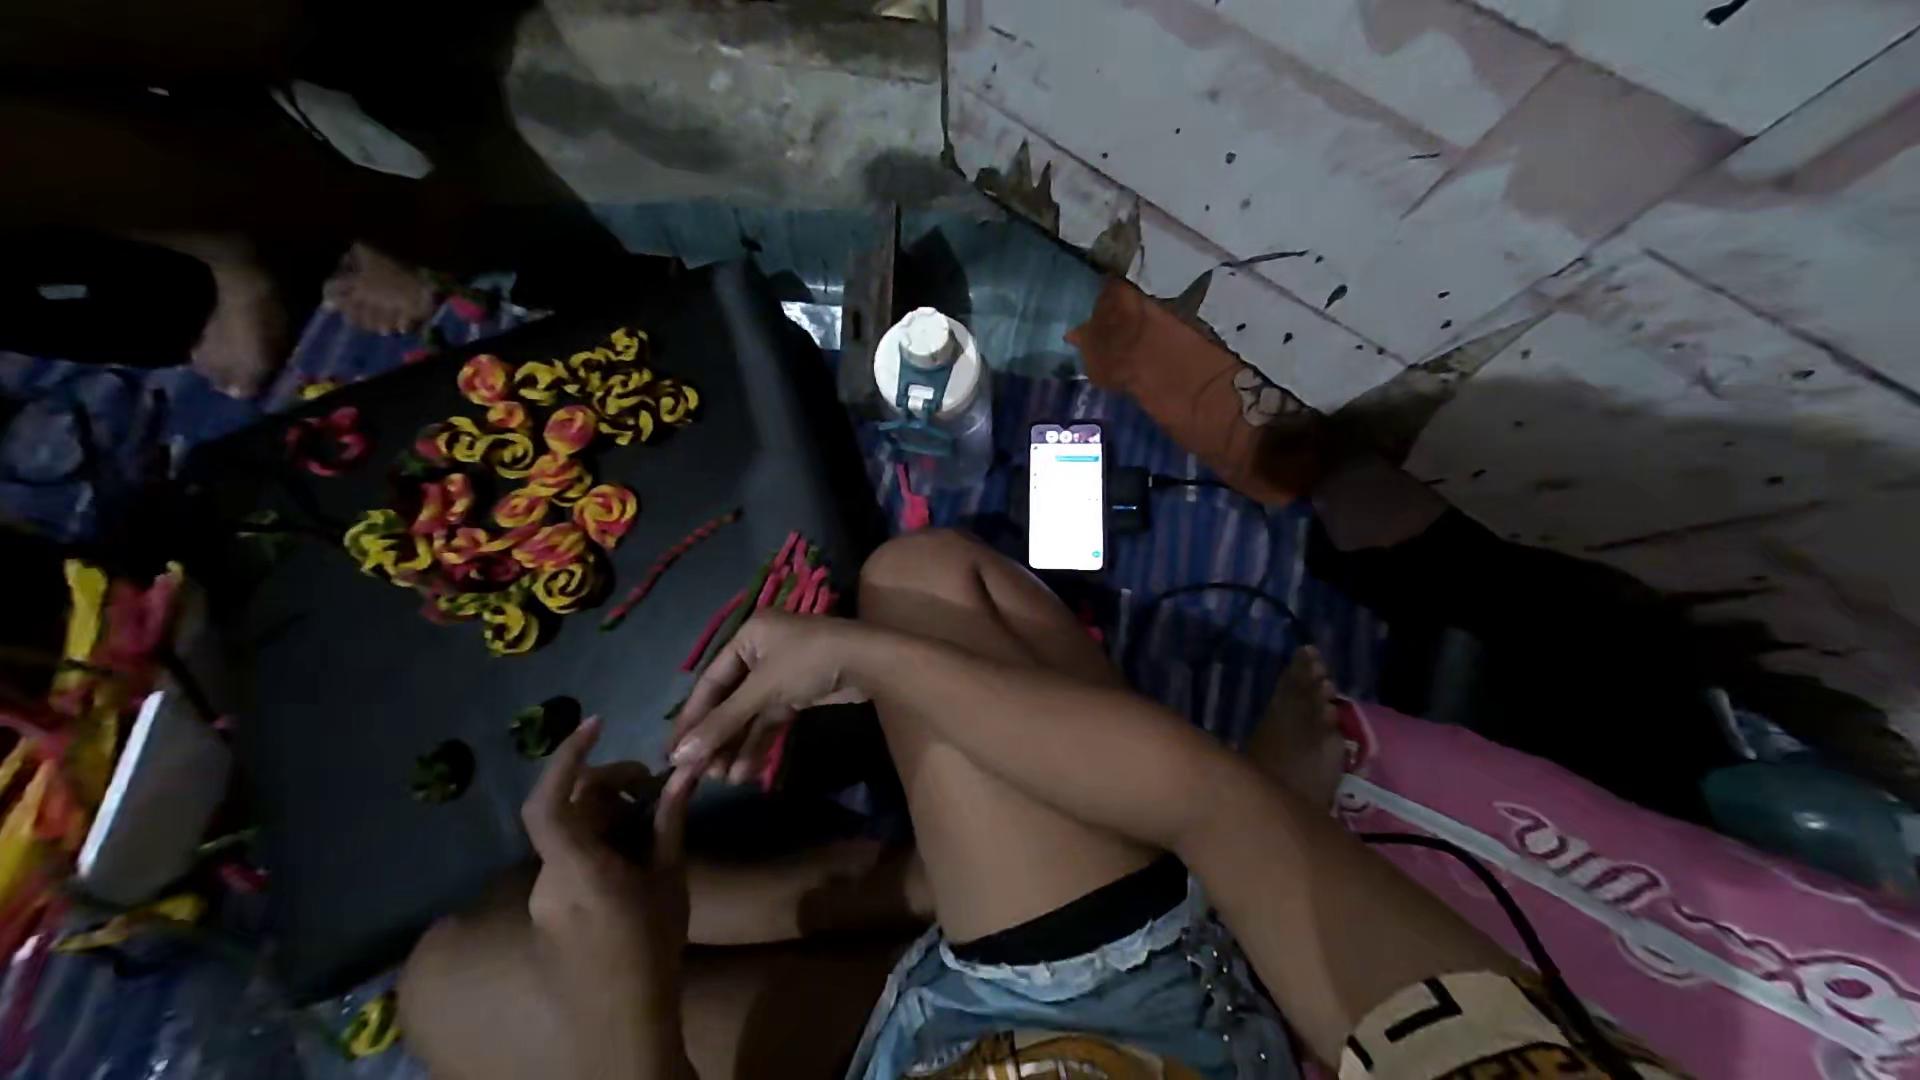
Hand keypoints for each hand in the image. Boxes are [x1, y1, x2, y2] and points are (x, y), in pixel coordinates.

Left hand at [522, 717, 697, 1078]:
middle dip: (606, 784)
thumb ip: (670, 819)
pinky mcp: (548, 909)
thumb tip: (687, 769)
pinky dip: (597, 837)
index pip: (550, 803)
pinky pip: (568, 856)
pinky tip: (631, 851)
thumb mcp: (669, 876)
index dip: (566, 758)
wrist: (621, 1024)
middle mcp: (549, 878)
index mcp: (577, 870)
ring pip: (568, 833)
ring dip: (604, 812)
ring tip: (648, 818)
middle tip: (650, 785)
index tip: (595, 725)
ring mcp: (543, 896)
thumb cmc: (651, 946)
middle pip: (566, 810)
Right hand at [669, 612, 874, 783]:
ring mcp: (782, 672)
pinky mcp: (799, 691)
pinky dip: (759, 741)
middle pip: (729, 699)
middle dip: (716, 736)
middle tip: (696, 773)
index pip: (710, 681)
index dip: (691, 718)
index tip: (671, 752)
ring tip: (720, 778)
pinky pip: (771, 718)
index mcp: (748, 637)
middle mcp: (762, 651)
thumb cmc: (809, 661)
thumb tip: (679, 756)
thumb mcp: (763, 689)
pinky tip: (745, 770)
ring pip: (751, 712)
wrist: (869, 662)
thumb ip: (723, 721)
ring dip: (736, 744)